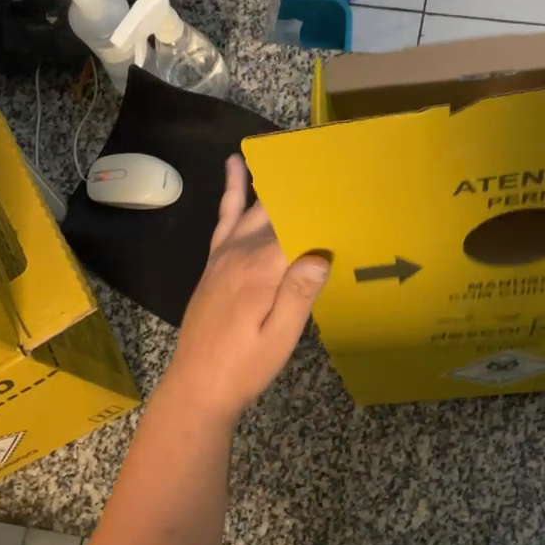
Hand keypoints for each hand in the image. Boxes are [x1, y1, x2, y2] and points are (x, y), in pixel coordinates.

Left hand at [161, 157, 329, 424]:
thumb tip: (321, 253)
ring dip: (274, 183)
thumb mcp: (278, 339)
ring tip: (298, 157)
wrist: (196, 387)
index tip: (348, 187)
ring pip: (252, 208)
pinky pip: (224, 217)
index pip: (296, 226)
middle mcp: (239, 253)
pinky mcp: (214, 263)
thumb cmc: (243, 368)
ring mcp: (223, 256)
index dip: (322, 207)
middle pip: (276, 211)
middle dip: (304, 189)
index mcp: (260, 271)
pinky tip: (235, 167)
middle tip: (333, 166)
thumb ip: (297, 295)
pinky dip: (232, 191)